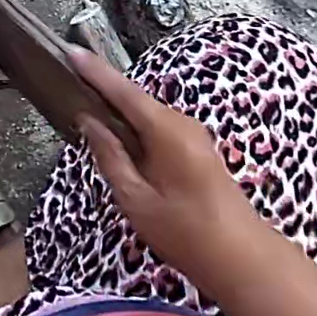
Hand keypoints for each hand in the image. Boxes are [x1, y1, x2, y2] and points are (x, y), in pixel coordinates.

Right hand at [70, 48, 255, 273]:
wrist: (247, 263)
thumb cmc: (187, 234)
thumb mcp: (135, 199)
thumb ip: (109, 155)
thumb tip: (88, 122)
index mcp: (165, 130)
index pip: (122, 90)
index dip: (94, 70)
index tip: (71, 52)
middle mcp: (181, 122)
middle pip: (134, 98)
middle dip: (103, 89)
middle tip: (70, 84)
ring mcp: (192, 134)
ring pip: (145, 112)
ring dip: (118, 109)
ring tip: (86, 108)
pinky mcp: (196, 147)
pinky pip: (156, 125)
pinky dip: (134, 123)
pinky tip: (118, 134)